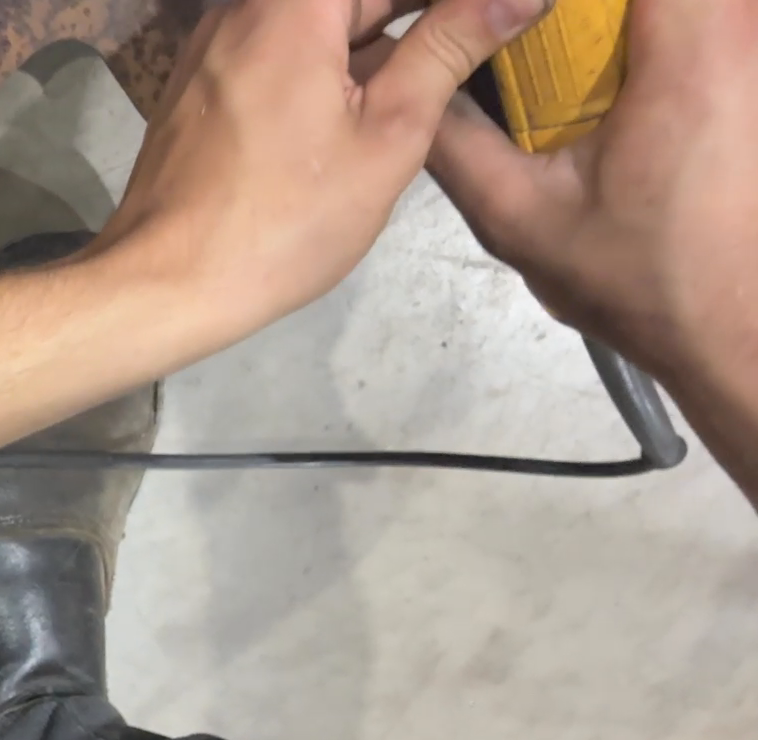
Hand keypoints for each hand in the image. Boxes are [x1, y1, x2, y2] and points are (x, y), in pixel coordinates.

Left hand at [90, 0, 550, 346]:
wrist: (158, 289)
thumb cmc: (276, 225)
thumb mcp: (387, 136)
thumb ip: (450, 47)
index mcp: (291, 6)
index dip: (446, 5)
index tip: (486, 20)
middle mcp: (237, 14)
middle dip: (408, 17)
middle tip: (471, 40)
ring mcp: (205, 59)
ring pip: (307, 23)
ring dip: (369, 38)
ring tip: (430, 69)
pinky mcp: (189, 101)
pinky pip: (268, 56)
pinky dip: (319, 64)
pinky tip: (360, 99)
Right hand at [427, 0, 757, 386]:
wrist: (724, 312)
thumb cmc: (623, 270)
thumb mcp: (513, 213)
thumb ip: (458, 145)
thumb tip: (411, 93)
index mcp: (690, 55)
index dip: (542, 1)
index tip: (499, 21)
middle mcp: (743, 31)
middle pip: (641, 0)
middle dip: (567, 20)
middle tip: (511, 49)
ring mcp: (752, 49)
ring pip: (669, 12)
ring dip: (591, 33)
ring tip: (539, 93)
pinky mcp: (748, 71)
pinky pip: (690, 28)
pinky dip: (630, 47)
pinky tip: (588, 98)